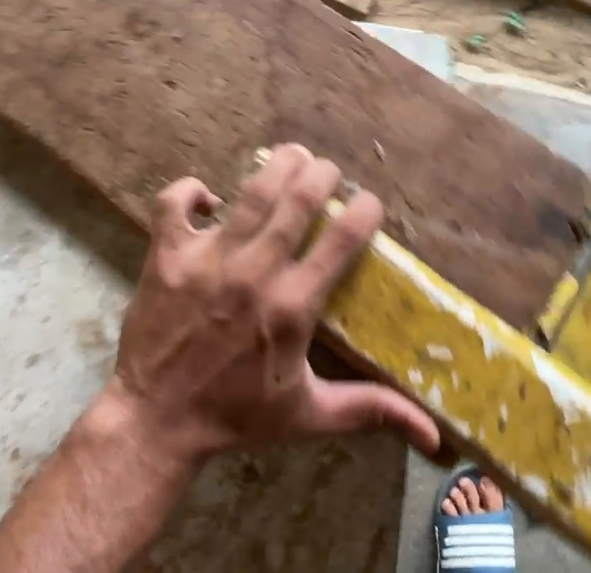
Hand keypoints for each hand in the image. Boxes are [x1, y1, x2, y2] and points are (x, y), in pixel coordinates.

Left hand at [96, 144, 439, 467]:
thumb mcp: (309, 415)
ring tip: (292, 156)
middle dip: (321, 174)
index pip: (341, 241)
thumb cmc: (236, 414)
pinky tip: (209, 197)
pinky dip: (190, 190)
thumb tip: (432, 433)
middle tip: (328, 170)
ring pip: (250, 193)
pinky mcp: (167, 254)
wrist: (157, 419)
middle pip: (297, 201)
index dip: (363, 210)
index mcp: (292, 307)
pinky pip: (174, 203)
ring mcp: (207, 258)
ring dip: (276, 167)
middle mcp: (254, 273)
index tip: (369, 201)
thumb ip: (370, 410)